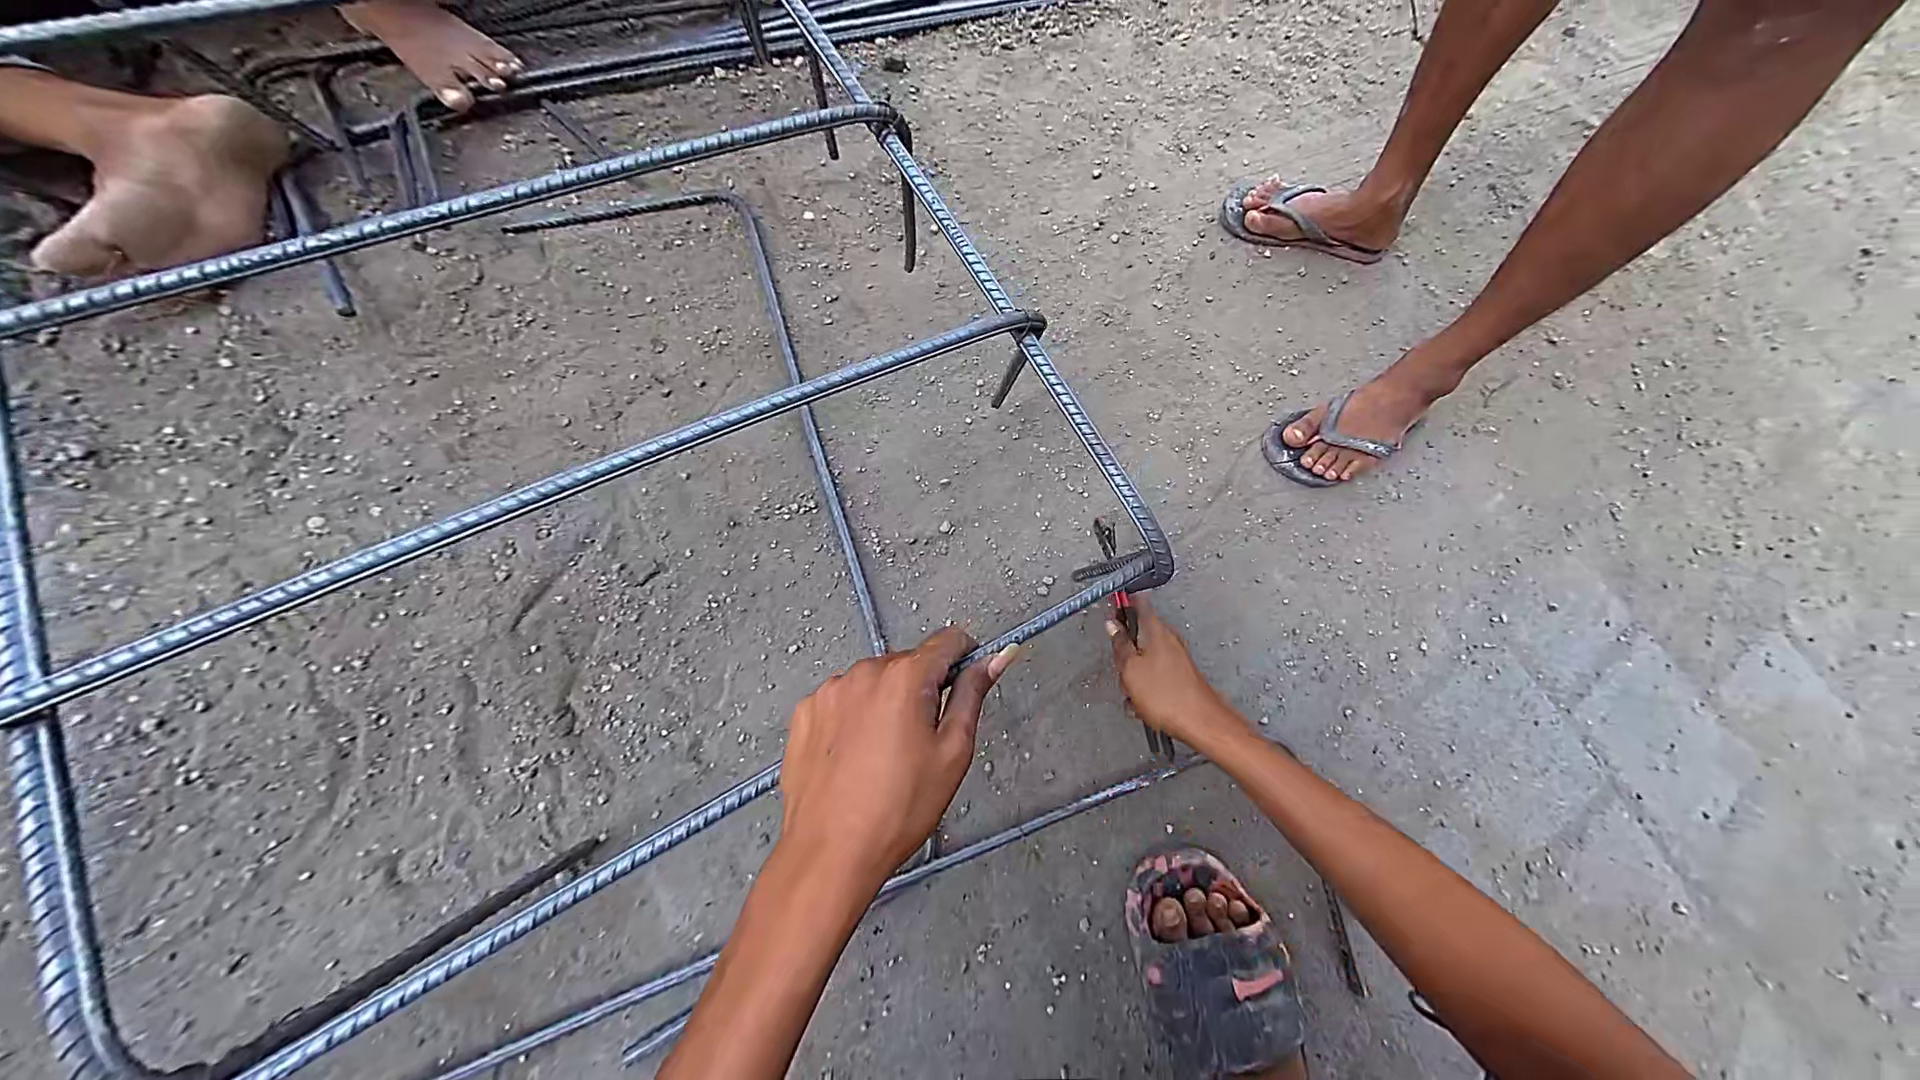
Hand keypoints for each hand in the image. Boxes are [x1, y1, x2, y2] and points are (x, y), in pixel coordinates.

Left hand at [778, 627, 1018, 884]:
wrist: (829, 852)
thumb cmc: (896, 809)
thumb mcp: (953, 752)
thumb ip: (973, 695)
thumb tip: (995, 658)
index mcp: (904, 677)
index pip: (948, 640)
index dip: (965, 658)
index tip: (967, 682)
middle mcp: (863, 673)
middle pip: (909, 663)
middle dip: (923, 689)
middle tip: (924, 740)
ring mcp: (829, 691)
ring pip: (875, 682)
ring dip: (887, 702)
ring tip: (886, 755)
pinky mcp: (806, 712)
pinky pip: (843, 700)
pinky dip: (855, 717)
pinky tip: (856, 757)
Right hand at [1108, 595, 1247, 748]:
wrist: (1200, 723)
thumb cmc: (1169, 697)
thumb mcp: (1130, 668)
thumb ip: (1120, 644)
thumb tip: (1113, 626)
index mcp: (1156, 631)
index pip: (1138, 604)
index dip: (1123, 604)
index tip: (1113, 608)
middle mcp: (1169, 640)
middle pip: (1138, 635)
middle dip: (1125, 652)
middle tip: (1122, 667)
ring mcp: (1176, 658)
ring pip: (1144, 658)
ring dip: (1134, 674)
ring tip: (1134, 691)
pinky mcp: (1179, 676)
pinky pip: (1153, 676)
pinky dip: (1146, 687)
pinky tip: (1144, 703)